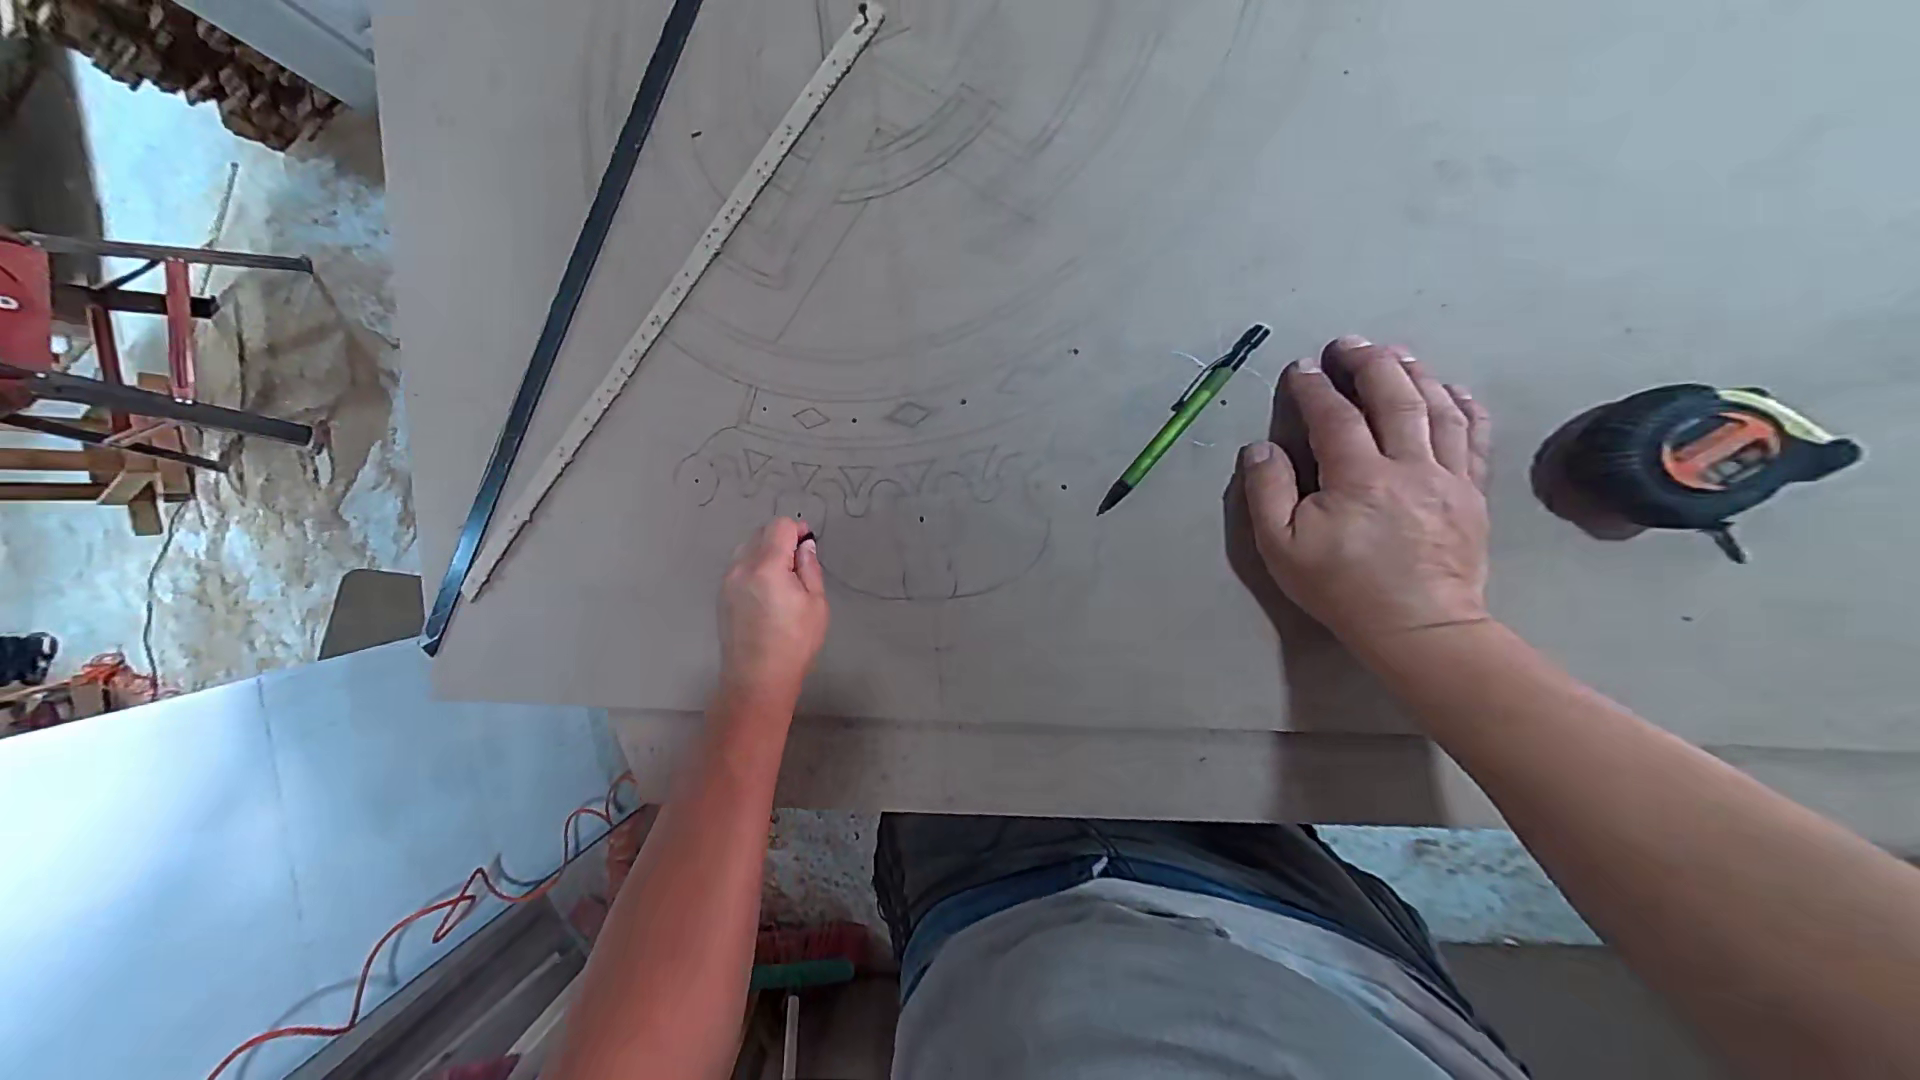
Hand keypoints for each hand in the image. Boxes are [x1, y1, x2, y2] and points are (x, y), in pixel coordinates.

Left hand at [717, 518, 828, 704]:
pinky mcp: (722, 594)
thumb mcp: (816, 603)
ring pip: (747, 547)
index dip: (798, 529)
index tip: (809, 545)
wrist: (757, 679)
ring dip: (767, 551)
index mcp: (766, 566)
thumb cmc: (794, 643)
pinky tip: (768, 590)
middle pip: (761, 532)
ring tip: (783, 578)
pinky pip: (739, 565)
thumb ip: (810, 568)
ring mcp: (727, 581)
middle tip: (799, 563)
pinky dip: (754, 566)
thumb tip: (805, 546)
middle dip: (782, 538)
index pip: (780, 526)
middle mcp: (741, 567)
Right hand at [1238, 336, 1492, 647]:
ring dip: (1414, 373)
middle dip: (1369, 363)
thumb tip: (1261, 448)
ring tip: (1394, 353)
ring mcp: (1447, 476)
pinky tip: (1448, 388)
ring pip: (1437, 407)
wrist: (1418, 627)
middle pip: (1393, 397)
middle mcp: (1408, 465)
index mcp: (1357, 477)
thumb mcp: (1281, 548)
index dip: (1315, 388)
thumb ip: (1267, 492)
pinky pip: (1474, 434)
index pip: (1334, 417)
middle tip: (1348, 344)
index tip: (1301, 368)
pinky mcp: (1472, 491)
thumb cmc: (1341, 587)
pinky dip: (1462, 403)